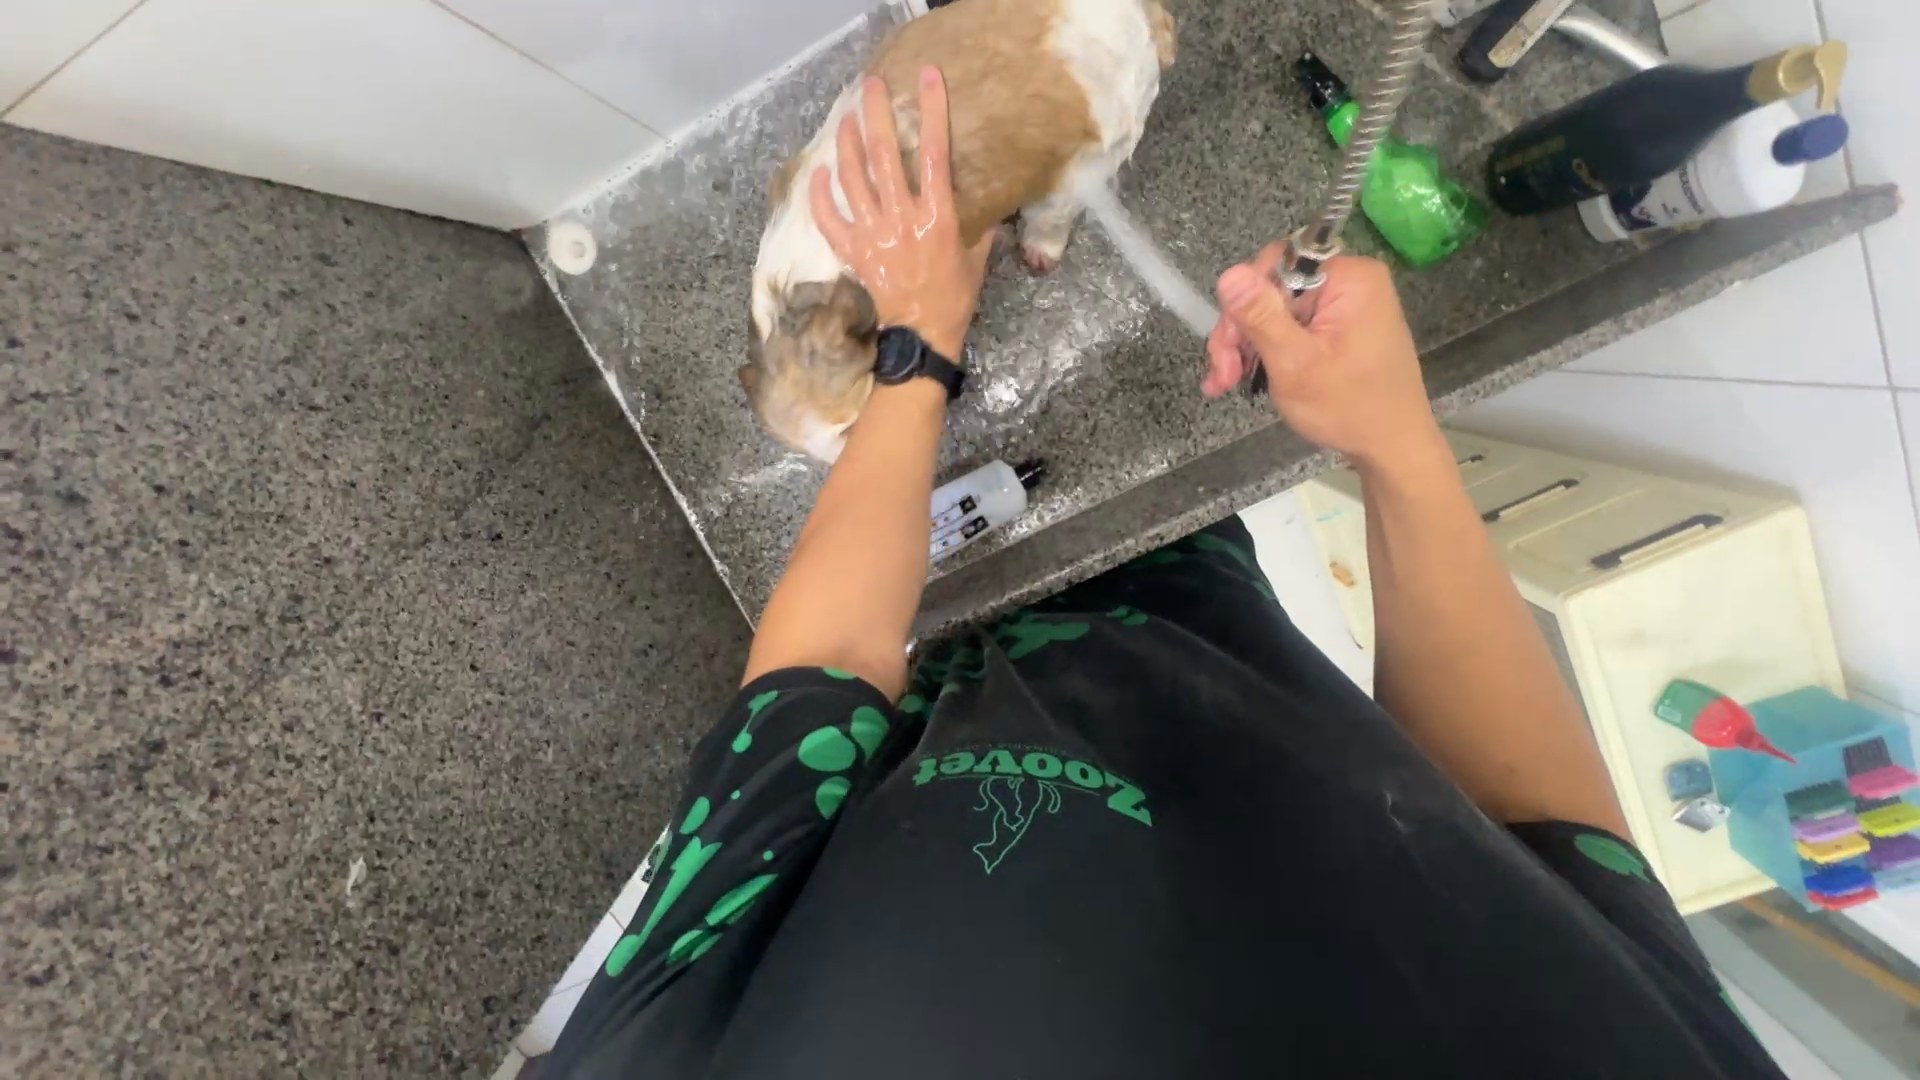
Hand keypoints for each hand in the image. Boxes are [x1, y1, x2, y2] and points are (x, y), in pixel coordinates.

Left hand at [811, 67, 994, 360]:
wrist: (923, 334)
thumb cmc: (954, 299)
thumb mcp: (975, 261)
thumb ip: (979, 231)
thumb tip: (986, 212)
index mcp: (937, 217)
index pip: (936, 154)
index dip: (932, 112)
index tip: (928, 79)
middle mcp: (903, 219)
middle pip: (885, 156)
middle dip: (877, 116)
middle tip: (871, 88)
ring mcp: (875, 235)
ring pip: (854, 180)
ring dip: (847, 146)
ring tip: (845, 121)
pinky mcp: (855, 253)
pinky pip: (830, 220)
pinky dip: (822, 197)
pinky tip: (819, 176)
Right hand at [1202, 248, 1441, 473]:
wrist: (1389, 446)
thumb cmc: (1347, 407)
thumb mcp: (1294, 363)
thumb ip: (1260, 316)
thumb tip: (1228, 275)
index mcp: (1348, 279)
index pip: (1274, 266)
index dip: (1242, 305)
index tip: (1227, 349)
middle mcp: (1349, 283)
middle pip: (1270, 290)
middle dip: (1239, 333)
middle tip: (1223, 376)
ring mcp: (1344, 306)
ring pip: (1273, 312)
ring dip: (1245, 348)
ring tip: (1226, 384)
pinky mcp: (1338, 328)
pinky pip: (1290, 327)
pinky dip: (1264, 352)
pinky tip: (1240, 379)